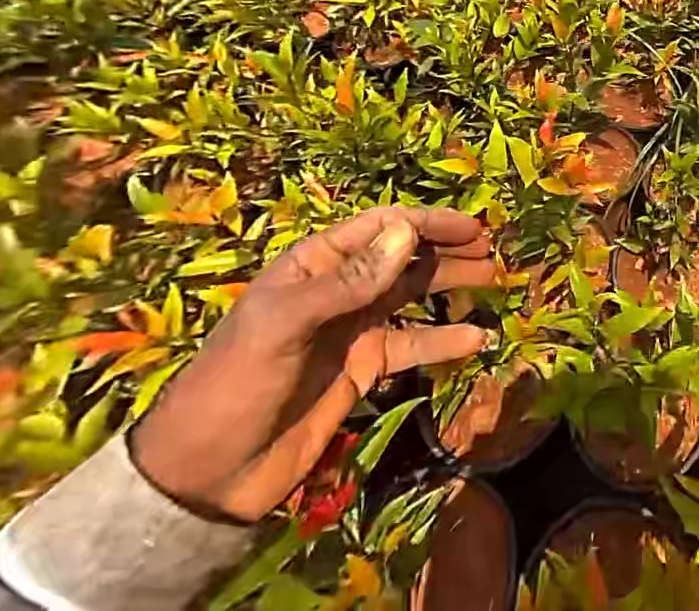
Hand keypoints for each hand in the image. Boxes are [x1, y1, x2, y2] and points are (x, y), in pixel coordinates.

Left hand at [130, 207, 498, 520]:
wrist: (206, 475)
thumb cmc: (235, 385)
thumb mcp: (286, 325)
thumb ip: (350, 280)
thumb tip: (409, 231)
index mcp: (316, 265)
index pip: (382, 227)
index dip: (428, 223)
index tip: (471, 228)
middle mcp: (341, 289)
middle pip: (405, 257)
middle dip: (447, 250)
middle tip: (490, 252)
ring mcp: (354, 328)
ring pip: (415, 295)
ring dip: (453, 286)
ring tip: (492, 281)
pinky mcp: (365, 367)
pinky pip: (413, 344)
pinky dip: (445, 339)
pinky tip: (475, 340)